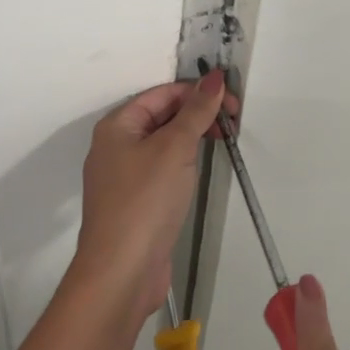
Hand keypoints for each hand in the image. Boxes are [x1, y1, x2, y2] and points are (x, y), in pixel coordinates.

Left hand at [72, 70, 236, 322]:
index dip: (198, 92)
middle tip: (233, 123)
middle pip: (163, 115)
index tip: (232, 103)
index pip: (163, 93)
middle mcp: (116, 146)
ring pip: (164, 142)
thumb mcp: (175, 147)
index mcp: (118, 126)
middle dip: (198, 114)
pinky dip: (184, 162)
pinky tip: (200, 169)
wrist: (121, 273)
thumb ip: (197, 110)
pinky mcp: (135, 202)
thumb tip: (214, 77)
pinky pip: (162, 168)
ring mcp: (124, 176)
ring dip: (193, 137)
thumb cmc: (145, 201)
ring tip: (224, 142)